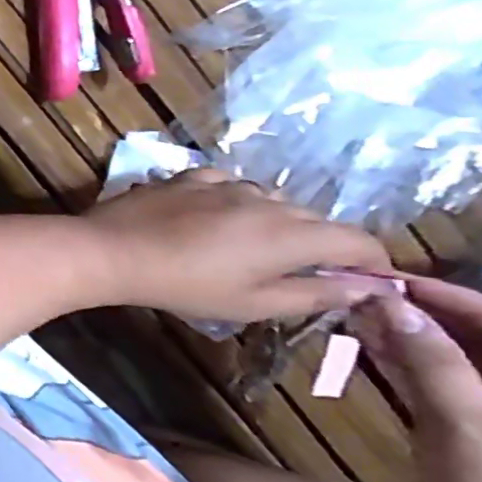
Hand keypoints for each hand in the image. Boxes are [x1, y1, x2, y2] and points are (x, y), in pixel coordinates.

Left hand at [80, 169, 392, 320]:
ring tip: (243, 246)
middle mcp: (264, 201)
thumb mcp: (251, 303)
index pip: (358, 241)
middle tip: (293, 270)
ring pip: (267, 199)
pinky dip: (228, 200)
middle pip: (311, 218)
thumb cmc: (182, 285)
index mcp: (292, 234)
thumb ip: (313, 294)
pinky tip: (207, 218)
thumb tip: (365, 288)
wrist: (110, 252)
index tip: (364, 280)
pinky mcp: (184, 178)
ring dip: (269, 219)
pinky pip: (223, 184)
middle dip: (315, 243)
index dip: (370, 262)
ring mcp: (221, 184)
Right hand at [354, 279, 481, 481]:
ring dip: (414, 339)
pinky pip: (447, 388)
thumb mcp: (468, 428)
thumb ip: (429, 360)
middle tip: (369, 294)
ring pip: (467, 365)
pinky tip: (369, 346)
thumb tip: (384, 301)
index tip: (397, 281)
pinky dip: (408, 365)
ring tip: (359, 314)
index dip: (467, 303)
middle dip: (434, 319)